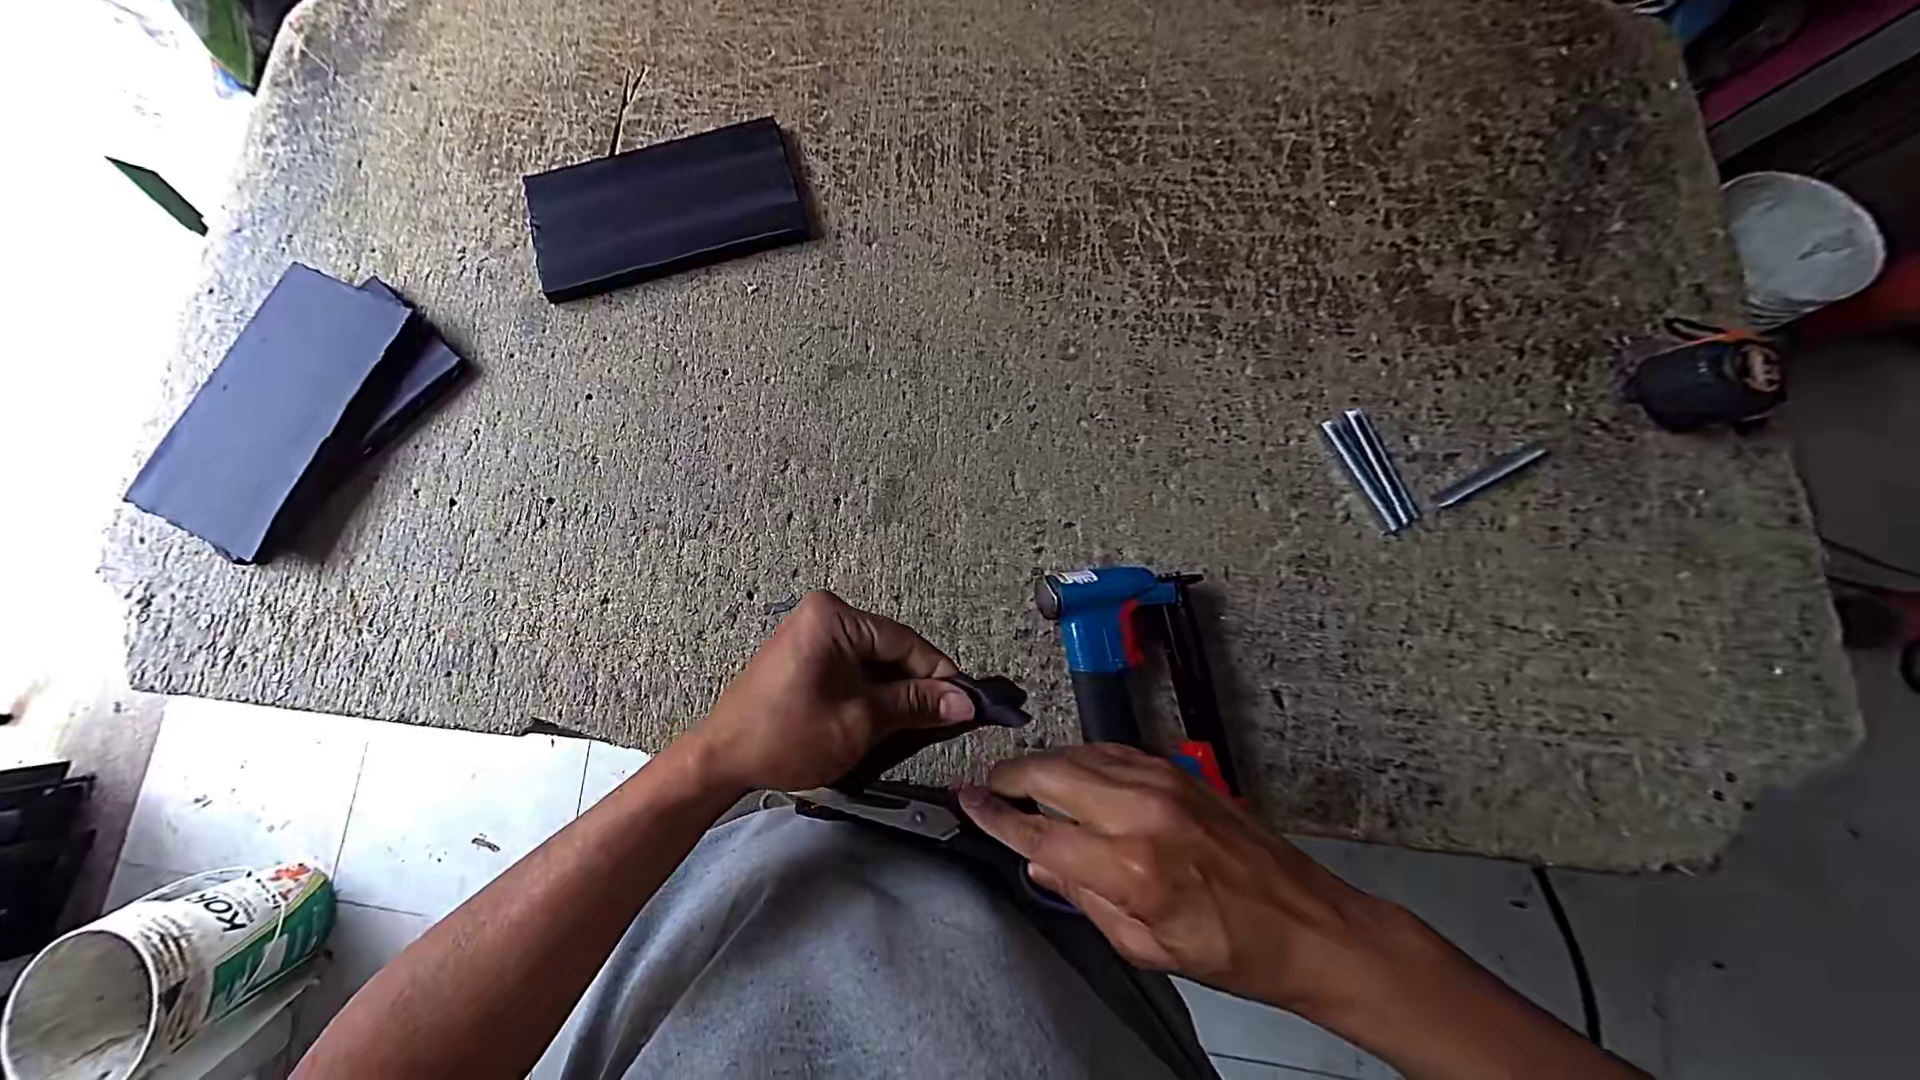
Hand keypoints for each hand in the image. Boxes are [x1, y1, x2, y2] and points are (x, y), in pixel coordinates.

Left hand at [684, 591, 974, 793]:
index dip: (939, 674)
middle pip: (891, 649)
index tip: (963, 701)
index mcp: (834, 619)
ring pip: (875, 661)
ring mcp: (813, 633)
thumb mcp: (860, 721)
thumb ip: (915, 705)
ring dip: (896, 691)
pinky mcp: (807, 654)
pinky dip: (873, 691)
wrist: (721, 760)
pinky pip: (854, 667)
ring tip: (918, 723)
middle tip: (945, 718)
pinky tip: (887, 717)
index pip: (905, 641)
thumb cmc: (780, 737)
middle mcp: (824, 615)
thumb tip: (961, 701)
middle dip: (917, 685)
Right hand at [956, 743, 1398, 1015]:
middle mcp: (1141, 813)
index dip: (995, 817)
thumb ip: (1084, 899)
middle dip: (1009, 776)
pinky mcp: (1174, 770)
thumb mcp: (1148, 948)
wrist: (1306, 920)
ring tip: (1022, 780)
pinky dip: (1078, 757)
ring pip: (1075, 753)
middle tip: (989, 786)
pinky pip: (1108, 751)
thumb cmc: (1233, 948)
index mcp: (1132, 870)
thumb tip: (1039, 865)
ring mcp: (1160, 782)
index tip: (967, 800)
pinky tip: (1068, 770)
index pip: (1039, 835)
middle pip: (1049, 774)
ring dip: (1041, 763)